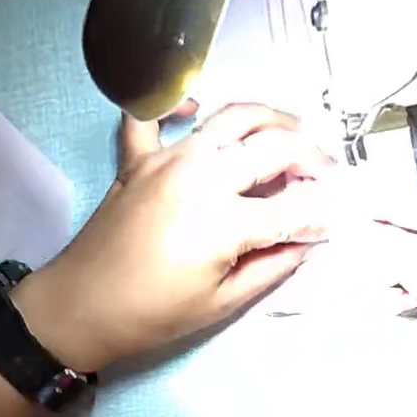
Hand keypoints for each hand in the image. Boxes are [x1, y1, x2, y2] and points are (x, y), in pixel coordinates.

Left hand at [10, 102, 337, 371]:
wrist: (81, 307)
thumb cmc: (154, 315)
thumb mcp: (222, 303)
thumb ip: (271, 267)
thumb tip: (306, 242)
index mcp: (224, 223)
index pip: (292, 207)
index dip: (320, 213)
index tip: (335, 219)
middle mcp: (201, 177)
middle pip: (273, 149)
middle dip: (312, 159)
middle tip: (329, 172)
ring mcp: (167, 159)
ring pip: (230, 117)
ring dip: (270, 118)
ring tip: (293, 129)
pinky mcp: (138, 158)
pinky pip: (151, 114)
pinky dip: (172, 101)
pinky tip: (193, 105)